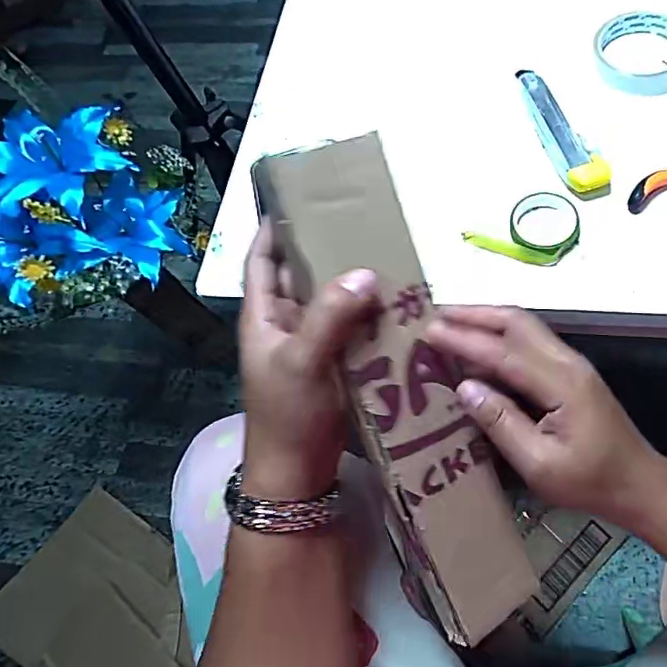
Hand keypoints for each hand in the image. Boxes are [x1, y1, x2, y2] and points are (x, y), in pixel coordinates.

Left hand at [239, 222, 378, 500]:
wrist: (299, 469)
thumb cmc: (287, 413)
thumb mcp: (303, 360)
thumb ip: (330, 317)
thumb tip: (366, 273)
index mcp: (266, 315)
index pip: (263, 260)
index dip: (274, 229)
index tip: (298, 198)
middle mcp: (291, 322)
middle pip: (307, 275)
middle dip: (330, 249)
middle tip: (366, 222)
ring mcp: (319, 343)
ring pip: (338, 301)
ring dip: (359, 282)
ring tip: (392, 254)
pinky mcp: (344, 361)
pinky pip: (360, 327)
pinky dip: (376, 313)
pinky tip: (403, 302)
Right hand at [426, 306, 666, 524]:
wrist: (638, 483)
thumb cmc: (591, 481)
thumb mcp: (539, 463)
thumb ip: (501, 423)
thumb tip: (465, 387)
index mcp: (562, 383)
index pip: (505, 351)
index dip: (465, 339)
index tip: (428, 331)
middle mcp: (569, 363)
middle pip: (519, 323)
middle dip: (476, 314)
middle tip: (435, 316)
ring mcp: (574, 366)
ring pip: (527, 329)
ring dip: (489, 322)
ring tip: (450, 326)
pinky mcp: (573, 375)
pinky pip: (533, 345)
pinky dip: (503, 339)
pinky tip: (482, 351)